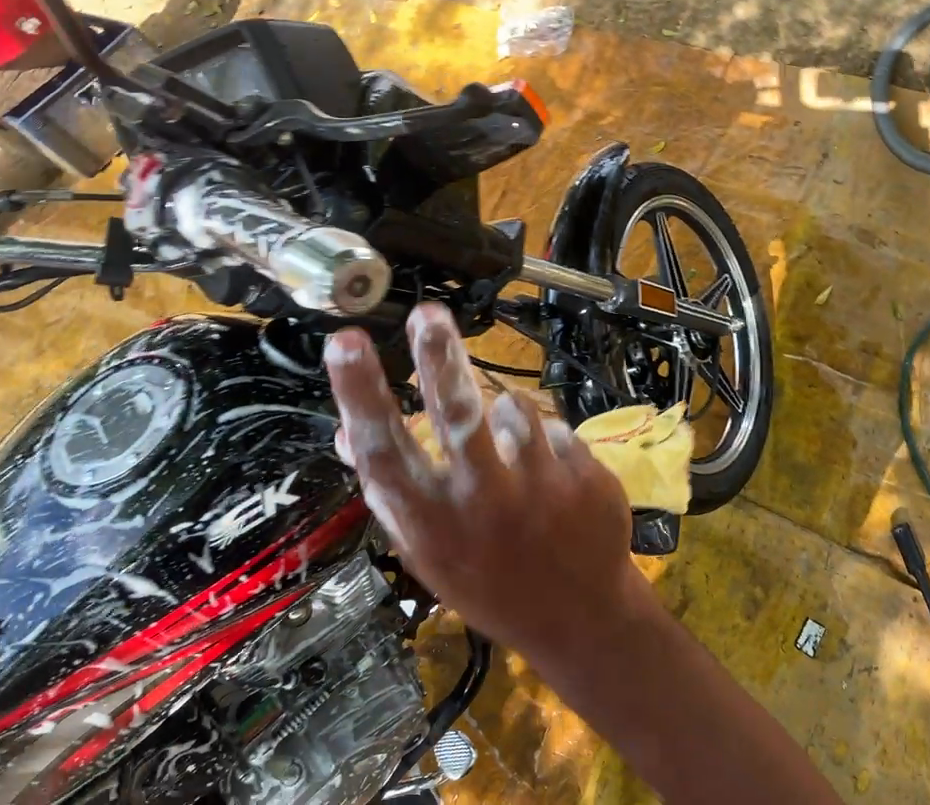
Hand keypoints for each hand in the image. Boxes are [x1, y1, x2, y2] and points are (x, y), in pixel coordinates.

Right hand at [325, 303, 649, 666]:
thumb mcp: (430, 551)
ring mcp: (541, 486)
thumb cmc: (490, 580)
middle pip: (457, 413)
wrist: (579, 614)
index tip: (344, 341)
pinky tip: (553, 486)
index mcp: (434, 524)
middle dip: (439, 357)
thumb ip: (394, 492)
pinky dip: (550, 446)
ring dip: (510, 420)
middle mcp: (484, 500)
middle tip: (428, 314)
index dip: (359, 394)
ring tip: (515, 462)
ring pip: (516, 411)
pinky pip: (558, 431)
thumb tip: (344, 432)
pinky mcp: (585, 473)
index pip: (384, 449)